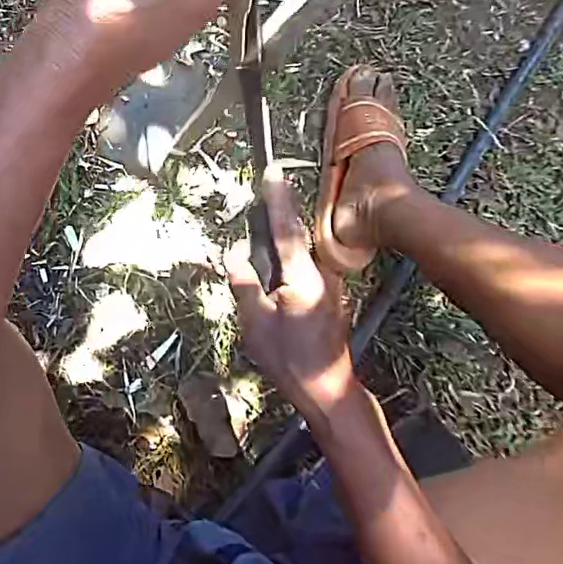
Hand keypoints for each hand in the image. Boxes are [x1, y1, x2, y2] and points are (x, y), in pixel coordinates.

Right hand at [227, 168, 359, 413]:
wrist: (328, 390)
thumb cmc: (289, 360)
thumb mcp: (256, 322)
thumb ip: (245, 283)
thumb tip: (234, 254)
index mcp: (303, 278)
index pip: (286, 230)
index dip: (277, 200)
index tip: (272, 172)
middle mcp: (321, 275)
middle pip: (296, 233)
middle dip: (281, 207)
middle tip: (268, 182)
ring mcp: (328, 286)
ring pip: (301, 249)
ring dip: (284, 229)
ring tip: (266, 212)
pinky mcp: (327, 296)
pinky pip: (304, 263)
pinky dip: (288, 250)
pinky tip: (274, 254)